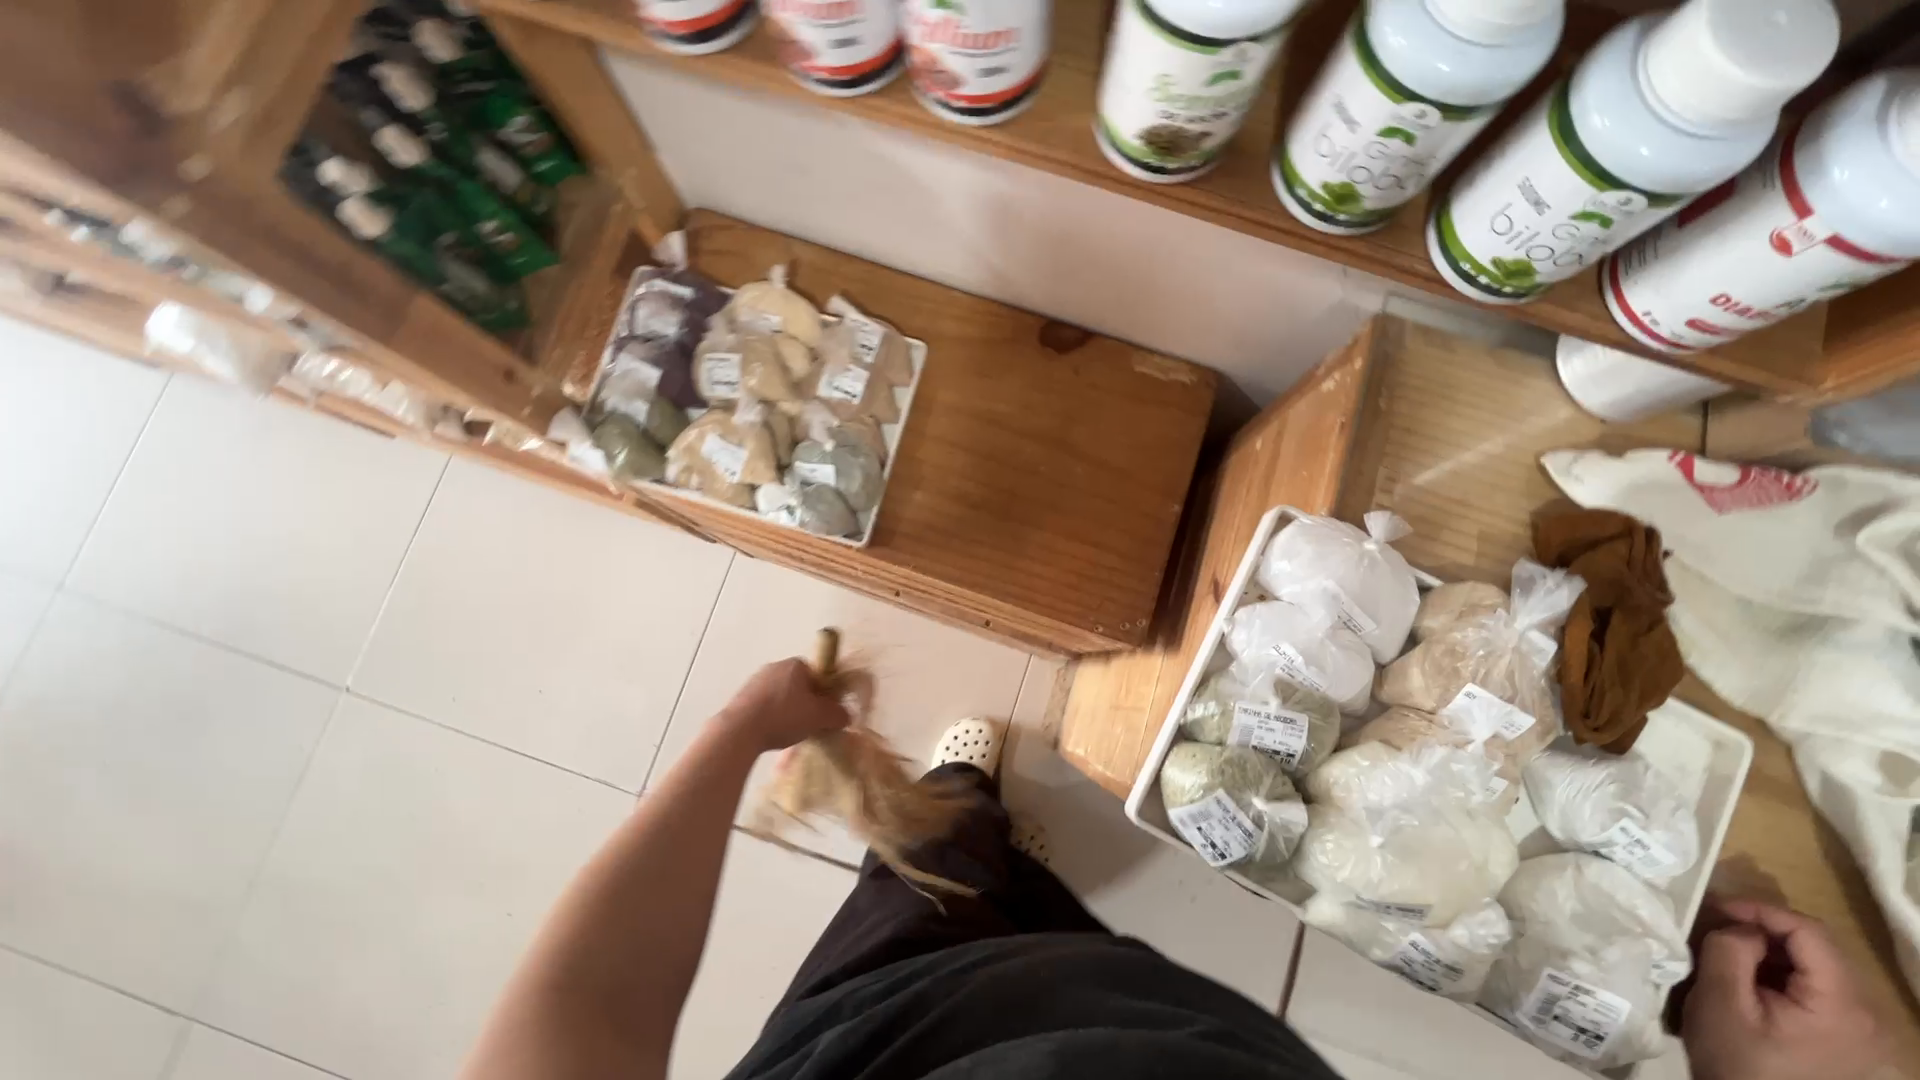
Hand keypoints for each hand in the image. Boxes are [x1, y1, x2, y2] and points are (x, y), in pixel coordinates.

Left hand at [715, 658, 849, 753]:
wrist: (740, 730)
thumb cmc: (784, 716)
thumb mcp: (819, 717)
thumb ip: (837, 714)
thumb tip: (845, 715)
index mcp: (795, 664)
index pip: (817, 675)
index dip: (824, 694)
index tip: (824, 713)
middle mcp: (774, 666)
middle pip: (798, 685)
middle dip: (805, 703)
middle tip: (809, 724)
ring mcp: (755, 680)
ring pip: (780, 695)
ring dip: (786, 710)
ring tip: (788, 732)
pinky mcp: (740, 696)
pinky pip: (763, 705)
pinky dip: (770, 716)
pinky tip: (770, 732)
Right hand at [1683, 899, 1896, 1079]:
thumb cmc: (1736, 1059)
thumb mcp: (1720, 999)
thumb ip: (1730, 950)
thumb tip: (1742, 927)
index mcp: (1842, 1006)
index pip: (1810, 932)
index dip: (1762, 910)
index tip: (1717, 909)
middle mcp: (1868, 1017)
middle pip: (1820, 949)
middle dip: (1765, 931)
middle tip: (1719, 928)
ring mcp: (1863, 1033)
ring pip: (1818, 968)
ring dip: (1772, 953)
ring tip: (1730, 955)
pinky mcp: (1849, 1041)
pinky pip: (1819, 990)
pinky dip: (1782, 975)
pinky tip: (1751, 983)